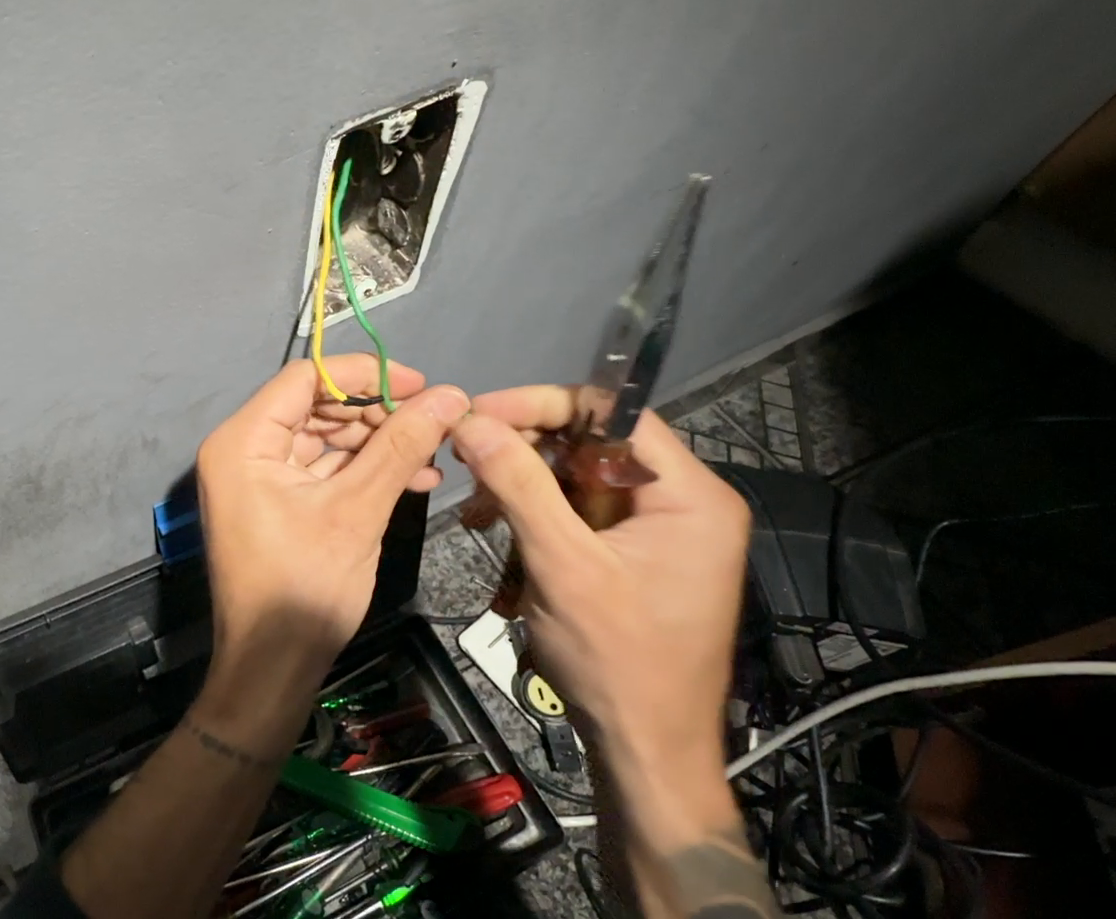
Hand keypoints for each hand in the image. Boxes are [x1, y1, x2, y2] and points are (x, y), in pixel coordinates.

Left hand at [195, 354, 469, 665]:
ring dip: (378, 445)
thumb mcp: (357, 510)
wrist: (272, 666)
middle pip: (316, 406)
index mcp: (243, 441)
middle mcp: (243, 450)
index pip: (304, 378)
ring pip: (325, 439)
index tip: (419, 384)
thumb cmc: (304, 585)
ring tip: (434, 456)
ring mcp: (259, 478)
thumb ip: (400, 447)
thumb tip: (450, 395)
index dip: (363, 374)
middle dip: (376, 413)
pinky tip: (415, 479)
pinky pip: (323, 471)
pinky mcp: (277, 503)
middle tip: (433, 423)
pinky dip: (364, 472)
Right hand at [448, 387, 751, 844]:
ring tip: (476, 517)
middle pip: (591, 444)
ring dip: (521, 491)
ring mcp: (658, 531)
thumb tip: (472, 421)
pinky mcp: (634, 556)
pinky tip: (498, 540)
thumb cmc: (617, 658)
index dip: (541, 405)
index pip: (612, 412)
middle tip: (466, 464)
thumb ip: (519, 486)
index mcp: (688, 495)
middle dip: (524, 454)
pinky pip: (578, 515)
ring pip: (576, 479)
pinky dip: (535, 522)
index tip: (478, 415)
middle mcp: (681, 502)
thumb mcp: (562, 565)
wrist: (645, 750)